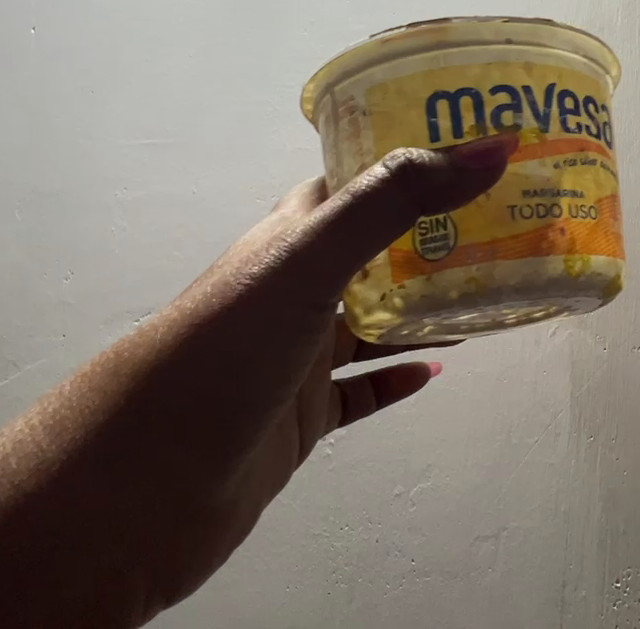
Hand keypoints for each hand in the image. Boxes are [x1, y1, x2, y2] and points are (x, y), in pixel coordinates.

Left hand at [0, 135, 519, 628]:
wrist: (134, 492)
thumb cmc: (222, 350)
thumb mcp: (310, 259)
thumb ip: (395, 202)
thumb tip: (492, 150)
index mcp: (292, 235)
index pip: (356, 179)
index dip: (410, 159)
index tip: (473, 148)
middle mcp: (297, 285)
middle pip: (378, 247)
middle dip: (435, 233)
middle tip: (505, 218)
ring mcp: (299, 352)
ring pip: (379, 317)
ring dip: (429, 305)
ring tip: (494, 287)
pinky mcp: (305, 413)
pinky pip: (366, 386)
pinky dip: (401, 375)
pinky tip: (441, 370)